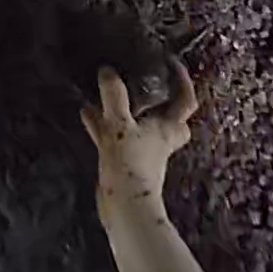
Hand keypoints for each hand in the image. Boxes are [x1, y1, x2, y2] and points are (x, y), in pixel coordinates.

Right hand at [81, 58, 198, 220]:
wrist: (125, 209)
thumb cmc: (131, 164)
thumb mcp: (119, 123)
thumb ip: (114, 96)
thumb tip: (107, 70)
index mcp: (167, 127)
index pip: (185, 100)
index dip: (183, 80)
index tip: (172, 62)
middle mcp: (158, 137)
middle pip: (166, 113)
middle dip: (158, 96)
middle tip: (143, 75)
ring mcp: (142, 150)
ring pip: (137, 122)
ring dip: (125, 106)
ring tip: (105, 87)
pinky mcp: (124, 161)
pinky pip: (116, 133)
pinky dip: (104, 122)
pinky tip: (87, 112)